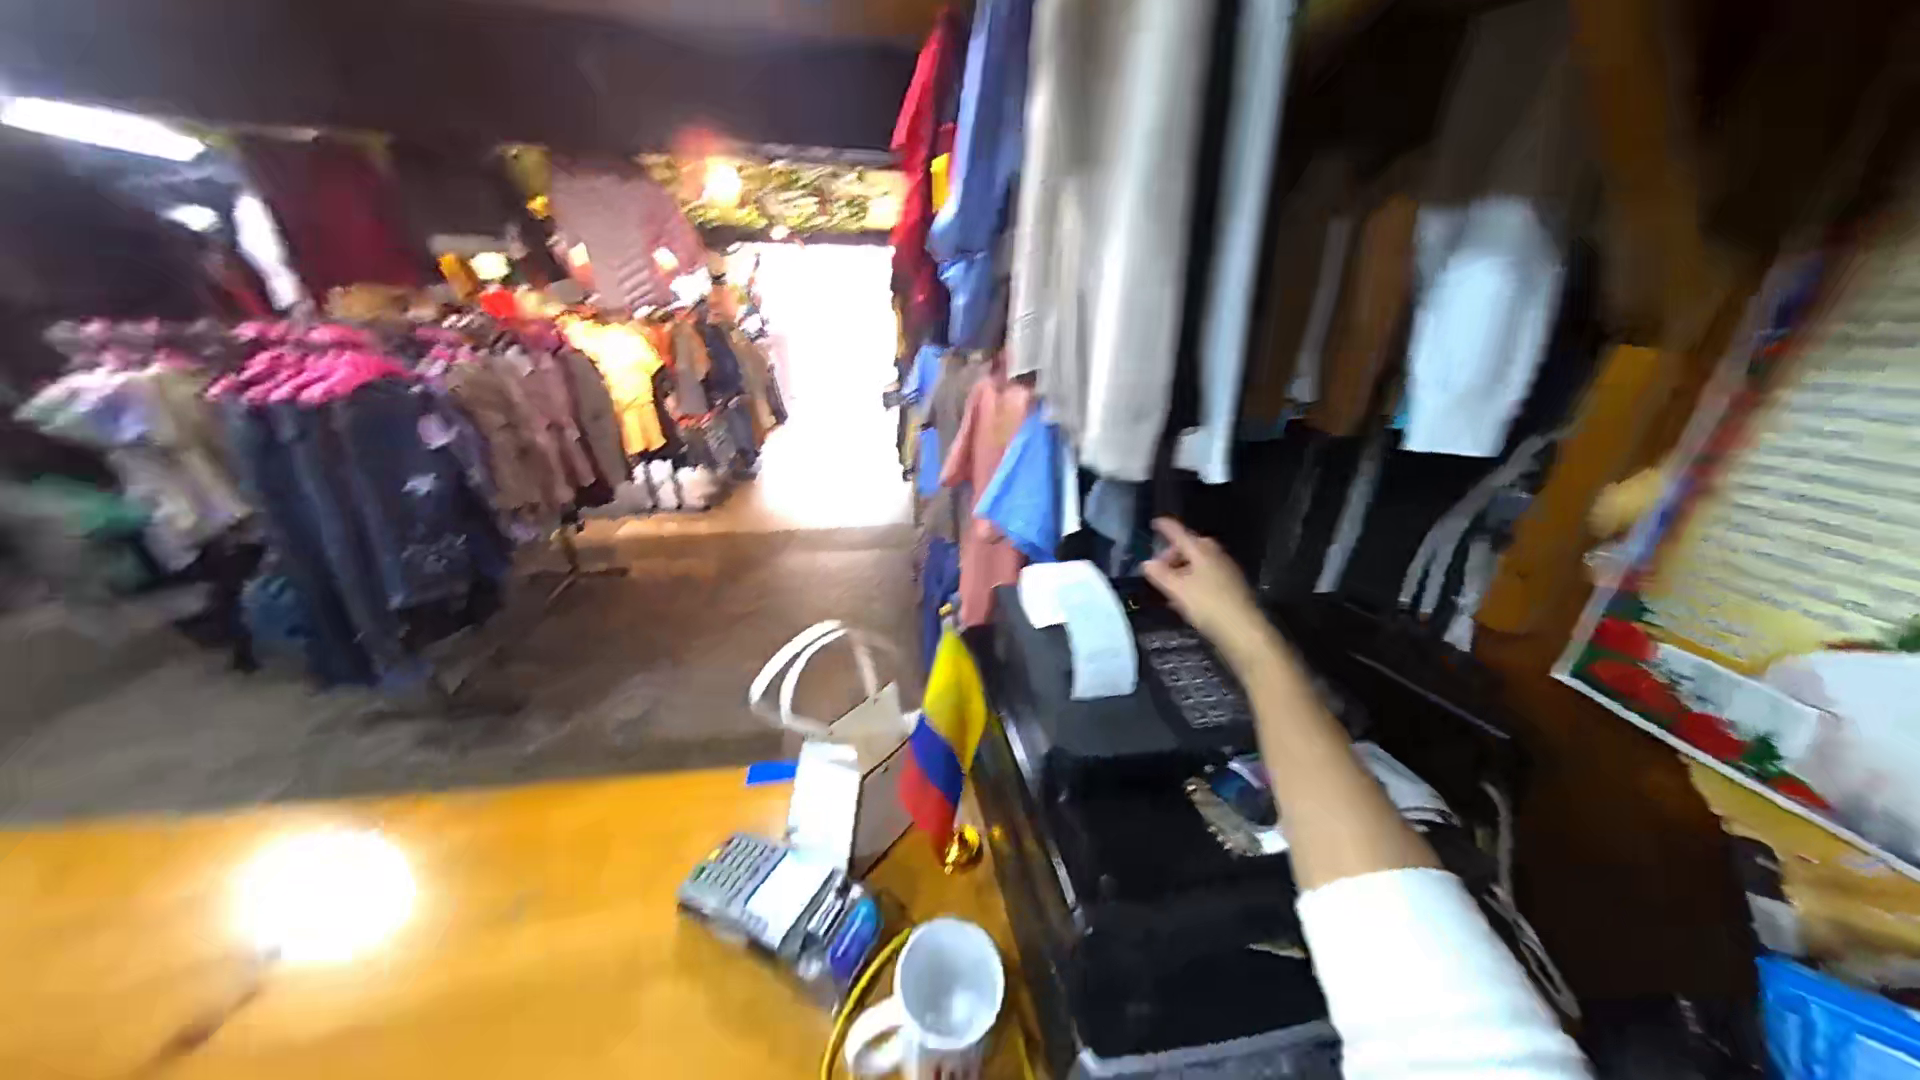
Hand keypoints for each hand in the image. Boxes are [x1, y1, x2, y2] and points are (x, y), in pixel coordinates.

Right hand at [1142, 518, 1275, 661]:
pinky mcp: (1232, 585)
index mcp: (1201, 550)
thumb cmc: (1207, 605)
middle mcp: (1215, 554)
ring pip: (1198, 562)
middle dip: (1172, 554)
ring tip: (1169, 587)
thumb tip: (1147, 563)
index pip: (1178, 532)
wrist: (1244, 631)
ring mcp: (1226, 569)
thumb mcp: (1176, 589)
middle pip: (1190, 546)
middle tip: (1159, 569)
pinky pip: (1206, 575)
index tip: (1154, 523)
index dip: (1165, 527)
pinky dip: (1192, 579)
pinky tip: (1186, 597)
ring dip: (1182, 569)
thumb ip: (1159, 573)